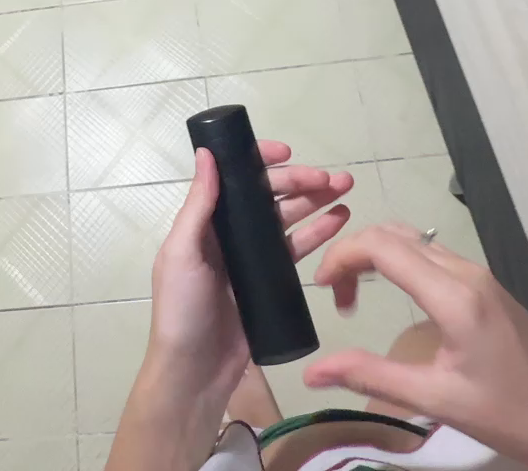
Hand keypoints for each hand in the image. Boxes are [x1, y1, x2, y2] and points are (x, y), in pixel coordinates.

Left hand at [145, 142, 353, 404]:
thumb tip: (207, 153)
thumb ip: (199, 206)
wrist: (195, 373)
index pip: (236, 178)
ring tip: (345, 190)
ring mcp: (253, 256)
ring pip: (288, 218)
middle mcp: (230, 231)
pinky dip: (319, 233)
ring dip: (316, 202)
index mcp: (207, 220)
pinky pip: (297, 250)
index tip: (286, 153)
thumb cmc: (182, 309)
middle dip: (301, 181)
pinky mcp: (271, 281)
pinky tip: (339, 221)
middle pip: (269, 196)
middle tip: (333, 179)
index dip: (260, 160)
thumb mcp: (182, 253)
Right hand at [304, 224, 527, 470]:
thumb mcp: (439, 400)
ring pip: (409, 238)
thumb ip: (372, 376)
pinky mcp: (483, 282)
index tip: (321, 290)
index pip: (381, 246)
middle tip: (335, 298)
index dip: (341, 256)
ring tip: (354, 294)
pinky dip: (395, 259)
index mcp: (453, 295)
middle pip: (390, 234)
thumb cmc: (514, 417)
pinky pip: (427, 252)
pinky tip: (390, 292)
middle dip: (351, 255)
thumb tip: (313, 372)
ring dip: (373, 255)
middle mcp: (463, 271)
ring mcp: (476, 273)